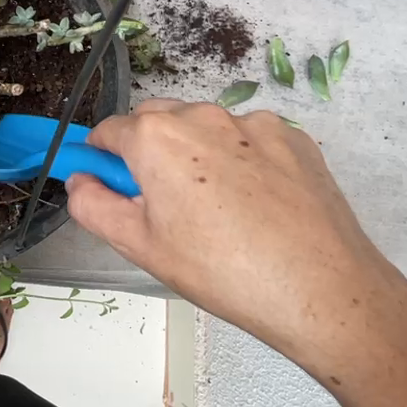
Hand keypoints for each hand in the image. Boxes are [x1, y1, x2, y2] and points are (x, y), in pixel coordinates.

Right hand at [64, 99, 406, 367]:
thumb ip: (91, 204)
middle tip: (160, 202)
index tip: (110, 188)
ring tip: (214, 207)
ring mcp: (255, 123)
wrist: (324, 291)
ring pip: (203, 127)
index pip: (108, 131)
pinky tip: (254, 203)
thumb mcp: (137, 245)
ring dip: (193, 152)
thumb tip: (81, 180)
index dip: (101, 158)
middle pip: (155, 120)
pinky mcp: (295, 139)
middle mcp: (202, 116)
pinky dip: (239, 158)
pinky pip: (248, 139)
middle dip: (146, 150)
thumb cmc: (219, 270)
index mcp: (155, 137)